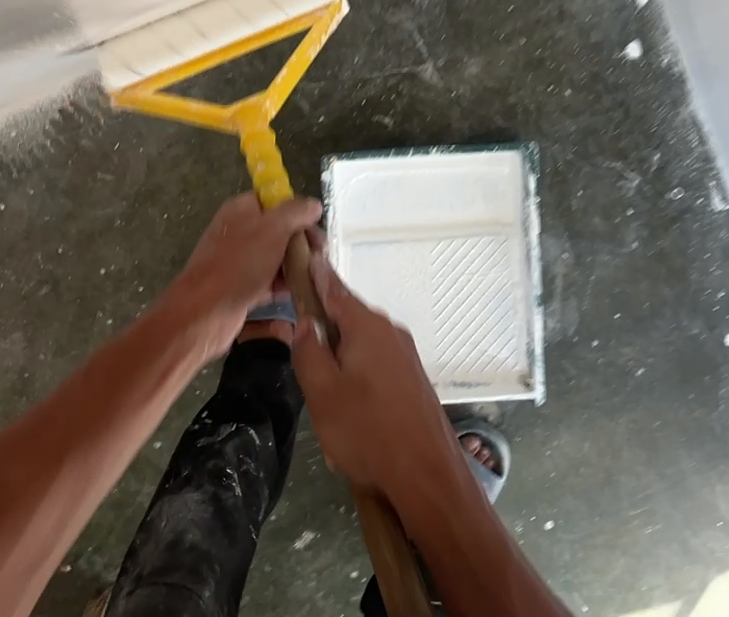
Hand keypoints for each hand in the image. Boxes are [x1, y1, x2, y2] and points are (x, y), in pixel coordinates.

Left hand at [163, 193, 321, 353]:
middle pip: (279, 229)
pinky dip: (284, 284)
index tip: (315, 226)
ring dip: (296, 264)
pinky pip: (270, 280)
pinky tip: (300, 291)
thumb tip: (314, 205)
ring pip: (277, 256)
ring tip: (314, 275)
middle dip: (302, 241)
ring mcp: (240, 260)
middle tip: (319, 255)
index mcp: (242, 210)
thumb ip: (296, 212)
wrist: (205, 312)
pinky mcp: (242, 286)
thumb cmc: (239, 264)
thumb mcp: (273, 229)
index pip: (275, 200)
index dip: (297, 210)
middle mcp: (240, 231)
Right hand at [291, 248, 462, 504]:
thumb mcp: (322, 394)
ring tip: (326, 400)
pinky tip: (352, 409)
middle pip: (348, 318)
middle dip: (324, 331)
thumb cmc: (368, 432)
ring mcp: (405, 356)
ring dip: (340, 361)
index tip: (305, 253)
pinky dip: (358, 375)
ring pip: (361, 345)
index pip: (335, 289)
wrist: (427, 474)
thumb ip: (308, 352)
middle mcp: (390, 332)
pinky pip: (376, 364)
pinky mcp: (413, 379)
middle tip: (302, 360)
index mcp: (367, 327)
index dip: (317, 274)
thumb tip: (306, 322)